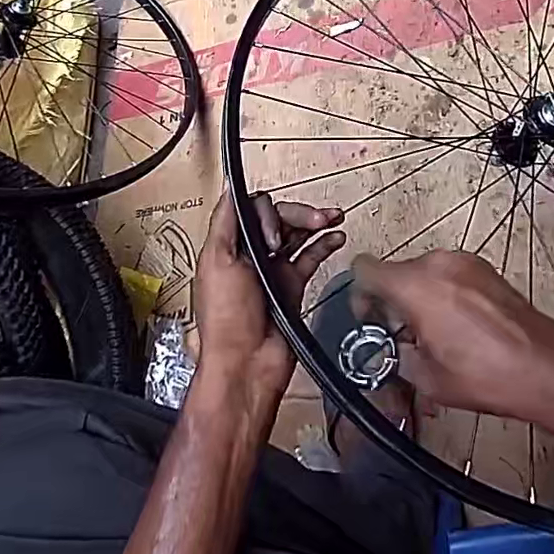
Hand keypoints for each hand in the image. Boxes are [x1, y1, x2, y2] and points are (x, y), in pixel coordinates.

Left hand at [193, 189, 344, 394]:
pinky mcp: (292, 285)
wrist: (246, 365)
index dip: (268, 213)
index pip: (254, 209)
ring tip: (333, 217)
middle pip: (279, 218)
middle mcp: (251, 254)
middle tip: (314, 219)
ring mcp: (273, 269)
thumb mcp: (217, 262)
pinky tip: (336, 236)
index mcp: (231, 246)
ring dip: (316, 221)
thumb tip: (229, 189)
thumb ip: (225, 222)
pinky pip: (311, 256)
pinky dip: (325, 243)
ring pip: (297, 234)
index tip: (272, 235)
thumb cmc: (226, 320)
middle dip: (298, 213)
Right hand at [352, 250, 553, 419]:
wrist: (544, 367)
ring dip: (420, 300)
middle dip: (393, 303)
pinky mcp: (483, 267)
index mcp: (414, 285)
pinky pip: (448, 274)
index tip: (373, 319)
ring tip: (437, 338)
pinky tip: (460, 329)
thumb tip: (394, 347)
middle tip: (405, 338)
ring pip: (422, 274)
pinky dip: (444, 295)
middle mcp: (436, 263)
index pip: (364, 268)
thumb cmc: (487, 374)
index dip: (360, 295)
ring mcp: (462, 261)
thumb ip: (398, 352)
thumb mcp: (426, 377)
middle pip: (395, 273)